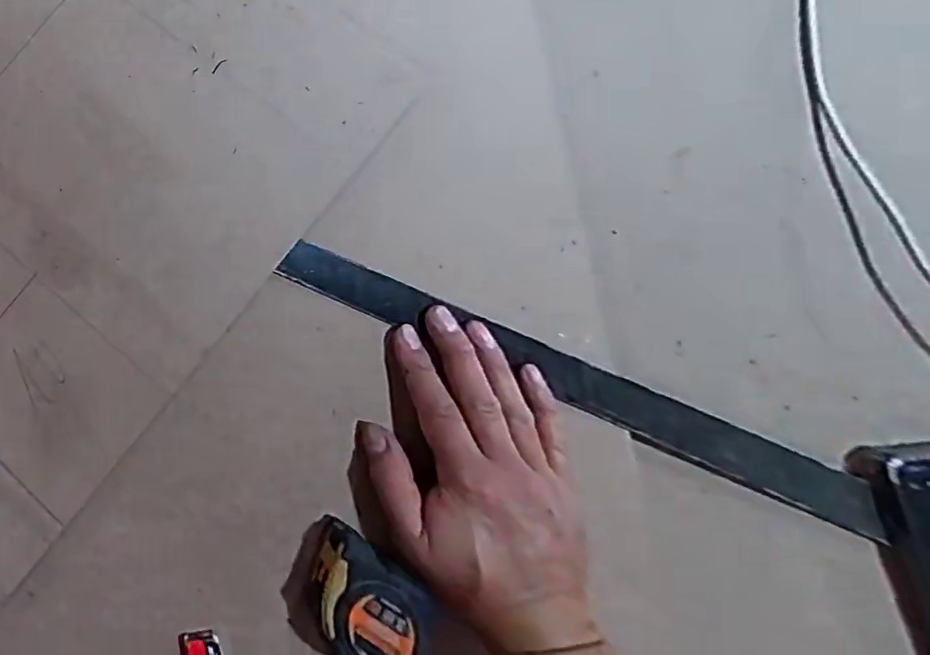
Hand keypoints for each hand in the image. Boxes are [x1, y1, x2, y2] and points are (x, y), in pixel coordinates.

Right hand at [358, 306, 603, 653]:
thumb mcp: (412, 540)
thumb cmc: (467, 578)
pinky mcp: (565, 485)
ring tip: (477, 327)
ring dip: (493, 362)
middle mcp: (508, 467)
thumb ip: (390, 483)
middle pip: (478, 396)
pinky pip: (553, 433)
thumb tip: (372, 430)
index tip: (404, 334)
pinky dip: (541, 398)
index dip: (418, 368)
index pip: (438, 408)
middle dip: (456, 350)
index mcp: (468, 477)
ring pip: (515, 406)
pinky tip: (529, 369)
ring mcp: (542, 474)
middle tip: (440, 314)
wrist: (544, 626)